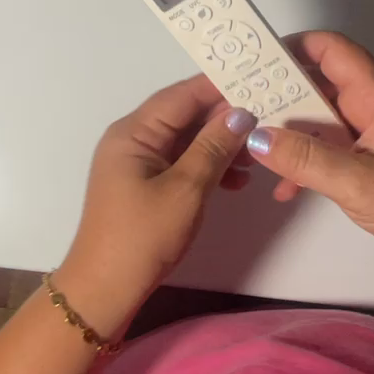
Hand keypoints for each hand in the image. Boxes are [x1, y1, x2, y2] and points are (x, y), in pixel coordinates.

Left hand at [55, 74, 255, 327]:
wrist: (106, 290)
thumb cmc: (142, 236)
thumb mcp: (185, 189)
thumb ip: (214, 147)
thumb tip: (241, 113)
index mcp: (133, 133)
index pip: (181, 95)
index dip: (219, 88)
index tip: (258, 83)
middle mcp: (132, 140)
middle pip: (184, 115)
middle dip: (224, 118)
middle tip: (267, 120)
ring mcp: (138, 163)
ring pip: (186, 140)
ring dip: (220, 145)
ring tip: (255, 158)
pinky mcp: (145, 185)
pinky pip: (181, 163)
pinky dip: (208, 167)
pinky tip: (237, 180)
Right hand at [244, 31, 373, 269]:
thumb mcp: (356, 181)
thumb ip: (305, 159)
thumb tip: (255, 136)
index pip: (336, 51)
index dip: (298, 45)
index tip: (259, 57)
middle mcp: (371, 107)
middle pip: (320, 83)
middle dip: (281, 90)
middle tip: (241, 101)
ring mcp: (367, 133)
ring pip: (318, 117)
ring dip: (287, 130)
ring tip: (251, 143)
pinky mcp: (364, 158)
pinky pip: (325, 147)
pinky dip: (303, 161)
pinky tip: (283, 188)